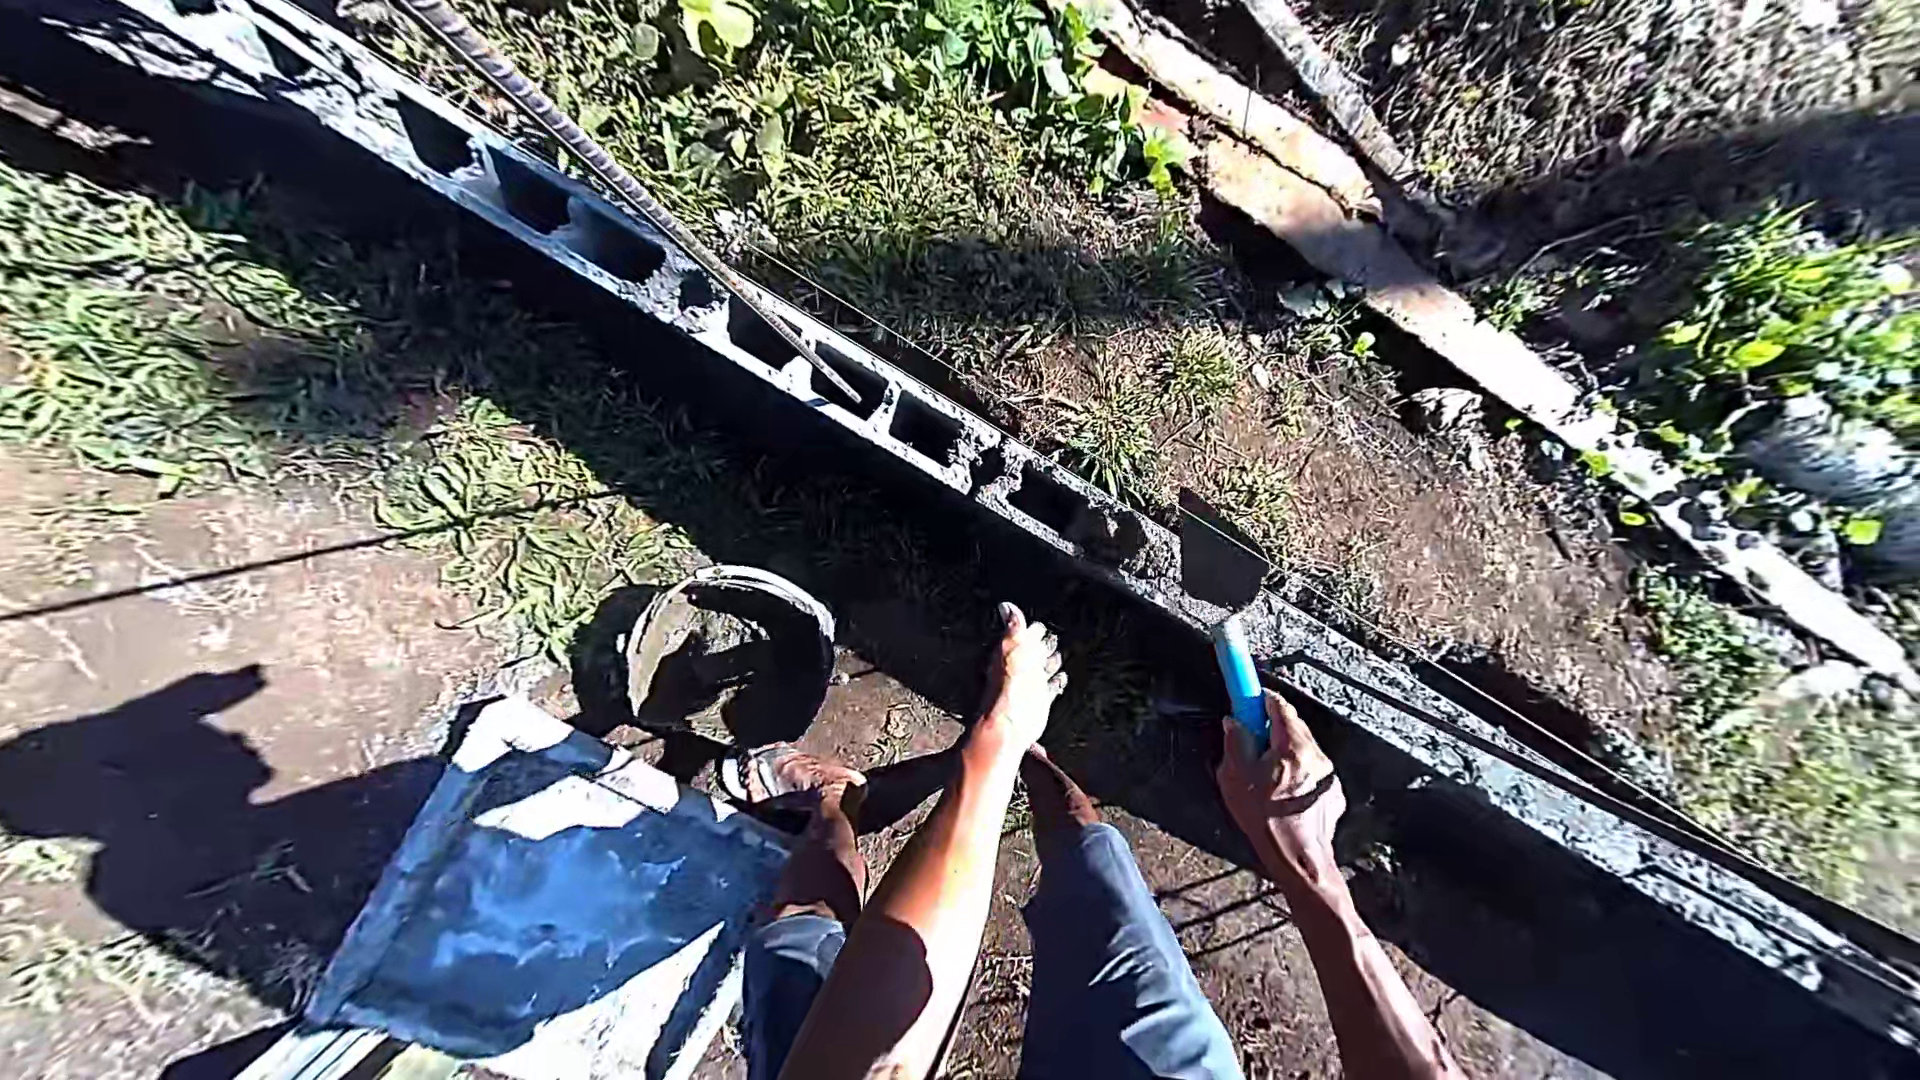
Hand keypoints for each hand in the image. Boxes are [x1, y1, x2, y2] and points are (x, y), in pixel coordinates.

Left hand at [973, 602, 1065, 761]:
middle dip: (1043, 644)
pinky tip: (1060, 679)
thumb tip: (1006, 605)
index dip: (1033, 629)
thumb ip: (1013, 628)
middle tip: (1051, 636)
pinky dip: (1056, 682)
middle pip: (1035, 651)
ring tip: (1056, 654)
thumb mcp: (1011, 649)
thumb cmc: (1008, 687)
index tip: (1039, 623)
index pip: (1025, 635)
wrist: (1010, 723)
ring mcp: (1030, 684)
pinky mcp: (1039, 701)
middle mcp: (1021, 667)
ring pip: (1042, 668)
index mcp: (1013, 652)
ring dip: (1050, 661)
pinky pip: (1049, 688)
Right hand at [1216, 690, 1346, 896]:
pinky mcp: (1332, 791)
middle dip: (1267, 725)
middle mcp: (1316, 756)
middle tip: (1247, 737)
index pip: (1278, 705)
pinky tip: (1277, 789)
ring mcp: (1327, 774)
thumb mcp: (1235, 775)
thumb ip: (1235, 741)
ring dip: (1280, 749)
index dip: (1259, 696)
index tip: (1246, 687)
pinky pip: (1309, 768)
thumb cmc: (1267, 820)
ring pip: (1300, 747)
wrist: (1298, 860)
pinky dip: (1293, 769)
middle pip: (1291, 724)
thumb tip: (1234, 723)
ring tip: (1260, 772)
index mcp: (1293, 747)